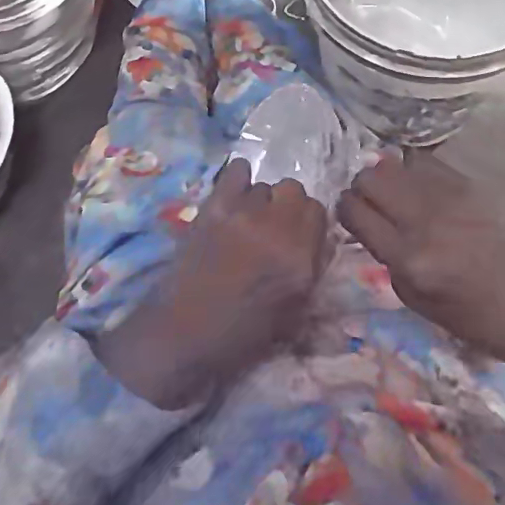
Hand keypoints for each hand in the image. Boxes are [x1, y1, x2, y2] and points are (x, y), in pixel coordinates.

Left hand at [94, 160, 327, 407]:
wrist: (186, 330)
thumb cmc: (241, 333)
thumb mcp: (294, 312)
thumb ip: (312, 269)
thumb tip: (318, 240)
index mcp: (301, 260)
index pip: (318, 212)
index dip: (308, 222)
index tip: (297, 233)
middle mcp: (278, 230)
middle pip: (294, 190)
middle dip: (287, 204)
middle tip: (273, 224)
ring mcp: (244, 214)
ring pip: (264, 185)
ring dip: (259, 200)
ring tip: (245, 221)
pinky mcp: (214, 206)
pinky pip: (236, 170)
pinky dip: (237, 179)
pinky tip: (232, 196)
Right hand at [339, 154, 504, 360]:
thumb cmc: (473, 317)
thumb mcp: (414, 299)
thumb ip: (384, 256)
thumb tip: (365, 220)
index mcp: (407, 259)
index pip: (354, 212)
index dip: (345, 209)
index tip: (352, 215)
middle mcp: (424, 223)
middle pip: (368, 179)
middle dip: (362, 188)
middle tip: (372, 203)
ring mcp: (449, 200)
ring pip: (393, 164)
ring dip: (387, 177)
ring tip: (398, 195)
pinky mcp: (470, 186)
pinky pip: (424, 162)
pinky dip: (414, 173)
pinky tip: (423, 190)